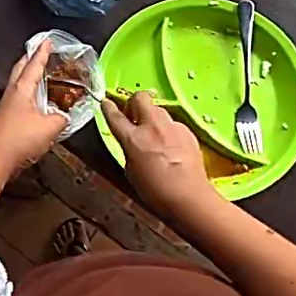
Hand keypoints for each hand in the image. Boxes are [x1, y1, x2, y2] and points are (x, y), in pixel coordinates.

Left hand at [0, 39, 68, 173]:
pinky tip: (38, 100)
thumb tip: (64, 115)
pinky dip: (30, 92)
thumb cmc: (20, 140)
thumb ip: (62, 117)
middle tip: (42, 52)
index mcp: (22, 89)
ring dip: (29, 75)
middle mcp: (13, 93)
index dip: (42, 52)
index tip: (47, 41)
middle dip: (31, 59)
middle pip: (21, 69)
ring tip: (42, 73)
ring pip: (19, 83)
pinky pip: (20, 97)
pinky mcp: (8, 118)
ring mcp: (8, 105)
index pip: (34, 64)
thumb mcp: (51, 127)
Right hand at [101, 91, 212, 218]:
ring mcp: (172, 128)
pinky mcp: (188, 133)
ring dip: (152, 117)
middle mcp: (152, 127)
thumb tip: (132, 143)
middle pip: (140, 98)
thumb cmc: (156, 191)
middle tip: (132, 115)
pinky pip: (173, 124)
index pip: (115, 115)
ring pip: (158, 109)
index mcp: (132, 139)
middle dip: (133, 102)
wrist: (189, 197)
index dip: (108, 107)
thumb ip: (128, 150)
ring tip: (152, 133)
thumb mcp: (130, 171)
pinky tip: (170, 146)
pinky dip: (168, 130)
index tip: (106, 103)